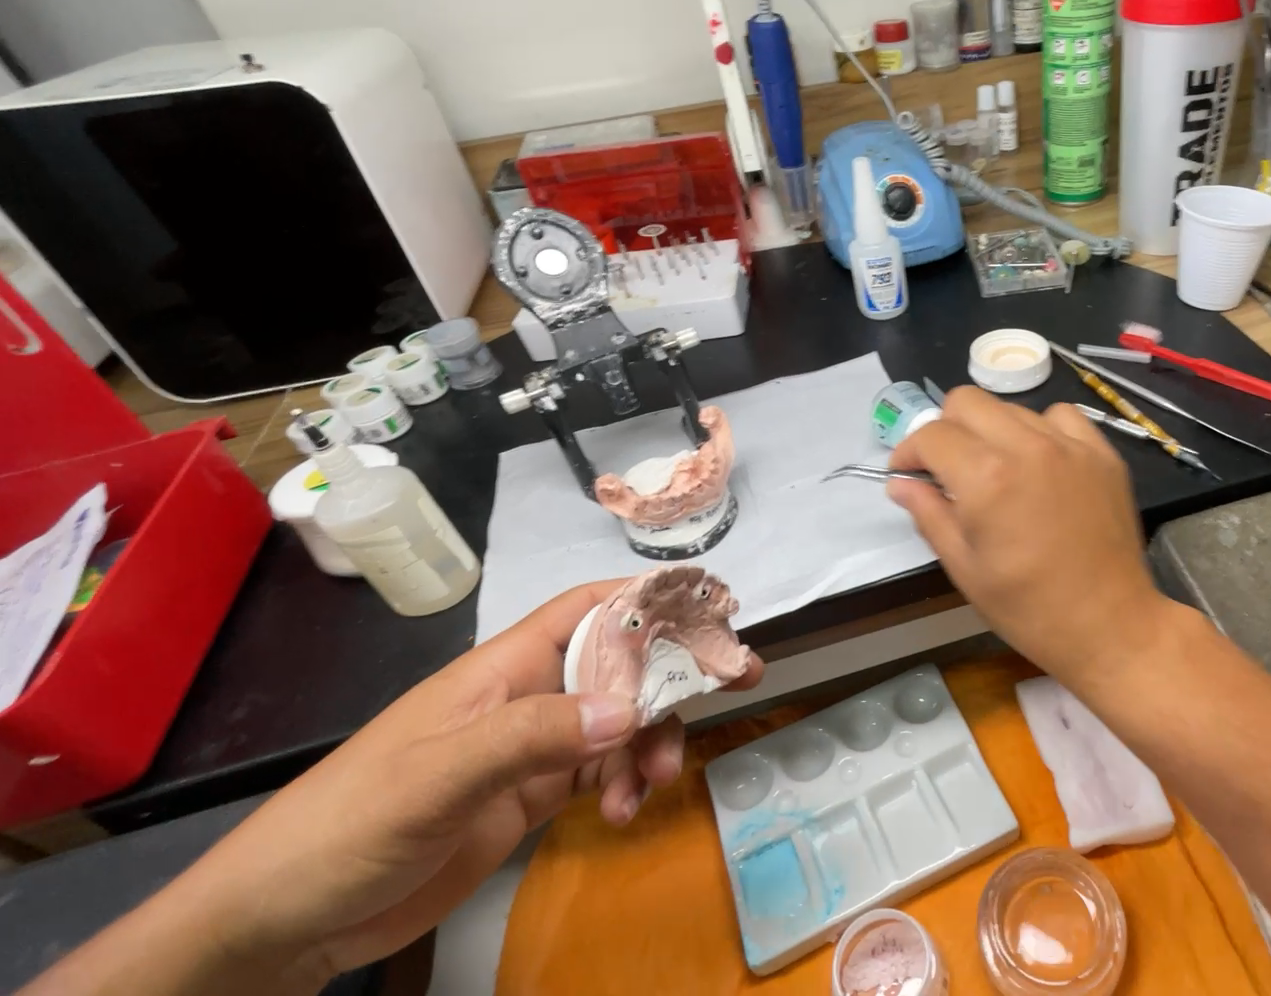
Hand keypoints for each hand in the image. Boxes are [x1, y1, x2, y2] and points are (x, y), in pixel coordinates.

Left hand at [165, 580, 761, 983]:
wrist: (287, 921)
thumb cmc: (348, 826)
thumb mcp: (436, 778)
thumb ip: (532, 738)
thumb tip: (629, 712)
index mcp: (504, 668)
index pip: (590, 609)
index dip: (649, 597)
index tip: (711, 608)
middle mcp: (528, 695)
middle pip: (623, 664)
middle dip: (675, 674)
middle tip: (735, 682)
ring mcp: (533, 745)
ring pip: (622, 721)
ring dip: (651, 744)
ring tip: (653, 786)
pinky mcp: (532, 793)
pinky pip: (603, 771)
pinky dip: (626, 784)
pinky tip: (621, 814)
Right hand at [886, 386, 1173, 678]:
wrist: (1109, 624)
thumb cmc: (1028, 608)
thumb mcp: (965, 568)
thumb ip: (929, 515)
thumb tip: (900, 483)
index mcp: (987, 478)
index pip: (932, 434)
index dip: (909, 451)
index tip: (906, 473)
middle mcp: (1028, 447)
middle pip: (967, 401)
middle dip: (945, 429)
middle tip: (946, 468)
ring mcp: (1071, 446)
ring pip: (1011, 408)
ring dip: (991, 430)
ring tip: (995, 470)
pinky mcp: (1102, 453)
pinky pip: (1061, 416)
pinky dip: (1040, 430)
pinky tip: (1039, 462)